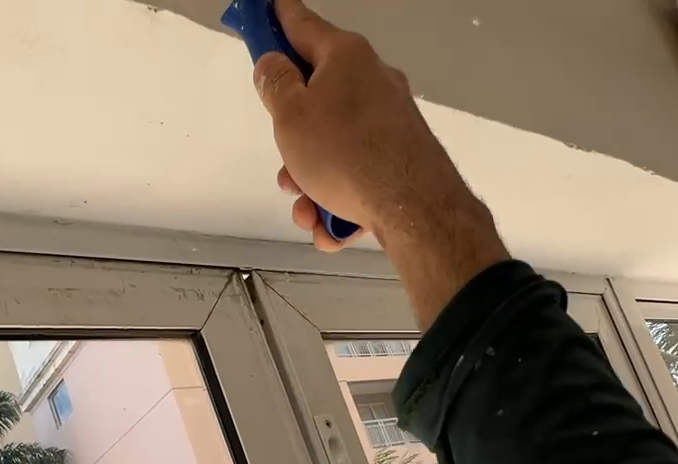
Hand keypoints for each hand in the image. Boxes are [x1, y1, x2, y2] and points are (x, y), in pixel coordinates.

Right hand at [252, 0, 483, 253]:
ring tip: (309, 212)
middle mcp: (372, 82)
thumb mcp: (290, 117)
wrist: (411, 206)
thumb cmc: (347, 154)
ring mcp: (389, 123)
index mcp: (345, 57)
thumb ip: (275, 85)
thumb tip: (273, 66)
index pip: (302, 26)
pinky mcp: (399, 160)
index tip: (266, 12)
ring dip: (312, 187)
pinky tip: (332, 227)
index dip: (278, 21)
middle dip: (293, 147)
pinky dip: (338, 204)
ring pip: (333, 152)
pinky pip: (356, 179)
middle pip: (316, 105)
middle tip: (287, 173)